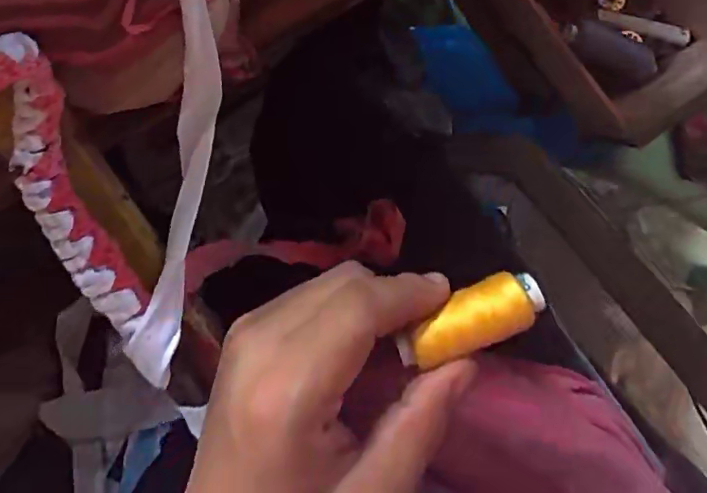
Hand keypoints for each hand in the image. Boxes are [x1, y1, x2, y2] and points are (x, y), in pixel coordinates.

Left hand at [188, 264, 475, 492]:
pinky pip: (305, 296)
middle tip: (430, 333)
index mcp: (286, 385)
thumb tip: (465, 359)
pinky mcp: (241, 333)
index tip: (451, 296)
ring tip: (396, 347)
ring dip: (368, 302)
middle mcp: (259, 339)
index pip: (357, 305)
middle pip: (342, 283)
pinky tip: (356, 351)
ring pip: (325, 283)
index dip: (409, 292)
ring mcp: (244, 330)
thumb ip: (418, 423)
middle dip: (392, 296)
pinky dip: (341, 309)